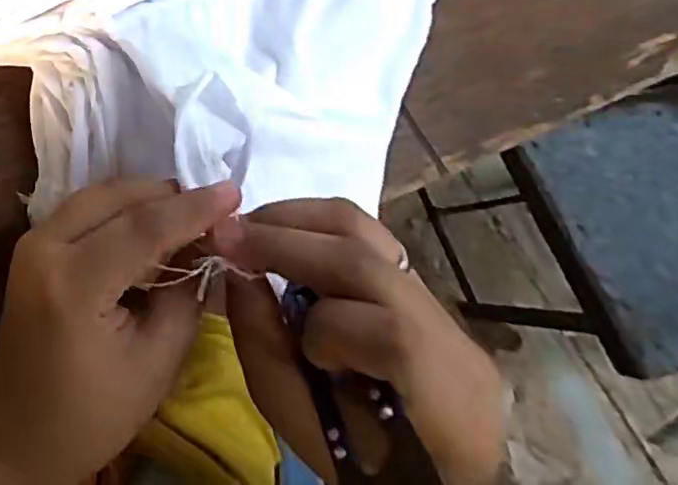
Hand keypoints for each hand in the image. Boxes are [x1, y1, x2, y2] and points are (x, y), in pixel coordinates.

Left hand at [0, 178, 240, 482]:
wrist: (15, 431)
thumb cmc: (90, 414)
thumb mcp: (155, 366)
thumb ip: (184, 297)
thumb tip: (206, 246)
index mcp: (72, 283)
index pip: (141, 227)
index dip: (192, 208)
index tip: (233, 191)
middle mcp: (45, 245)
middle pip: (117, 197)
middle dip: (169, 197)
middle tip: (214, 209)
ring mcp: (33, 239)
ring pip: (99, 195)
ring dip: (145, 198)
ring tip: (188, 214)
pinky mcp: (33, 242)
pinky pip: (85, 208)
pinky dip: (121, 209)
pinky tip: (151, 224)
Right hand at [212, 199, 505, 484]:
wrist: (421, 460)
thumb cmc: (353, 453)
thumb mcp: (296, 415)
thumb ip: (261, 340)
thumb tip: (233, 267)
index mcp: (438, 391)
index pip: (386, 333)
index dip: (317, 311)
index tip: (238, 269)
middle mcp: (449, 333)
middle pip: (364, 256)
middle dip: (284, 235)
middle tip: (228, 232)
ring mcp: (437, 299)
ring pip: (365, 226)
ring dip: (296, 217)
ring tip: (251, 228)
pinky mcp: (419, 279)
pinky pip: (364, 233)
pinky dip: (314, 225)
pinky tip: (283, 237)